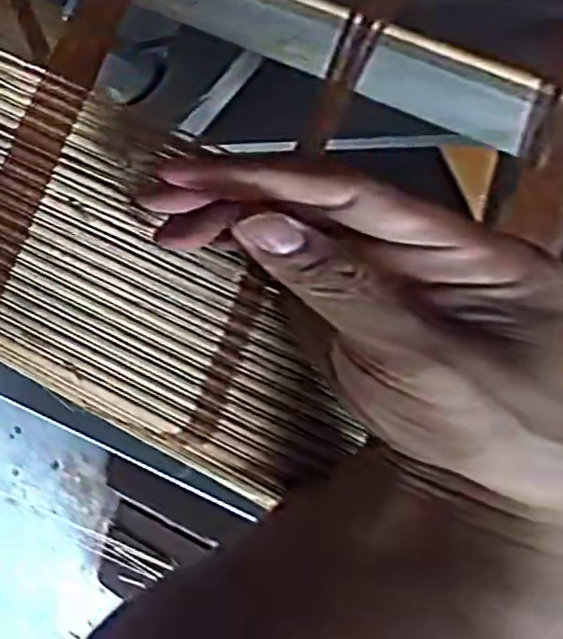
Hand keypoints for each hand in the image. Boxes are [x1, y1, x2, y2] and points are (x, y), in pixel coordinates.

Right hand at [142, 156, 562, 522]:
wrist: (496, 480)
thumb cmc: (493, 430)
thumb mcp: (419, 360)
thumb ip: (339, 287)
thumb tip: (261, 225)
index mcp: (470, 254)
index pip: (347, 193)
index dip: (261, 177)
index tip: (192, 176)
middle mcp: (419, 245)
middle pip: (305, 197)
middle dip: (224, 191)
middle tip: (160, 196)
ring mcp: (377, 261)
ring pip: (282, 215)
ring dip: (218, 213)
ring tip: (166, 224)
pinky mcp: (338, 279)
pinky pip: (276, 241)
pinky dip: (228, 236)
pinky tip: (196, 239)